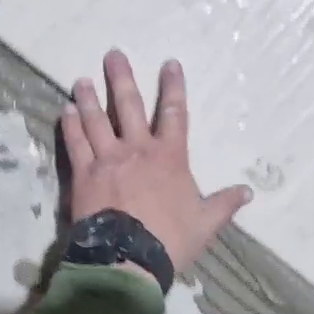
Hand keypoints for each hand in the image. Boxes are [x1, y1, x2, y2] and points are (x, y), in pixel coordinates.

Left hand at [60, 50, 252, 275]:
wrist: (129, 259)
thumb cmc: (170, 240)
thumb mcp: (205, 223)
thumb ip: (224, 204)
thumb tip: (248, 193)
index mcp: (170, 158)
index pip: (174, 113)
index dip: (173, 87)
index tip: (169, 63)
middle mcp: (137, 150)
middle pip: (128, 105)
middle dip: (121, 78)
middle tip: (113, 54)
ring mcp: (107, 160)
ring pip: (96, 120)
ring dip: (89, 98)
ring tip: (81, 80)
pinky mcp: (83, 175)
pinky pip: (75, 143)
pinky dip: (70, 126)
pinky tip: (65, 111)